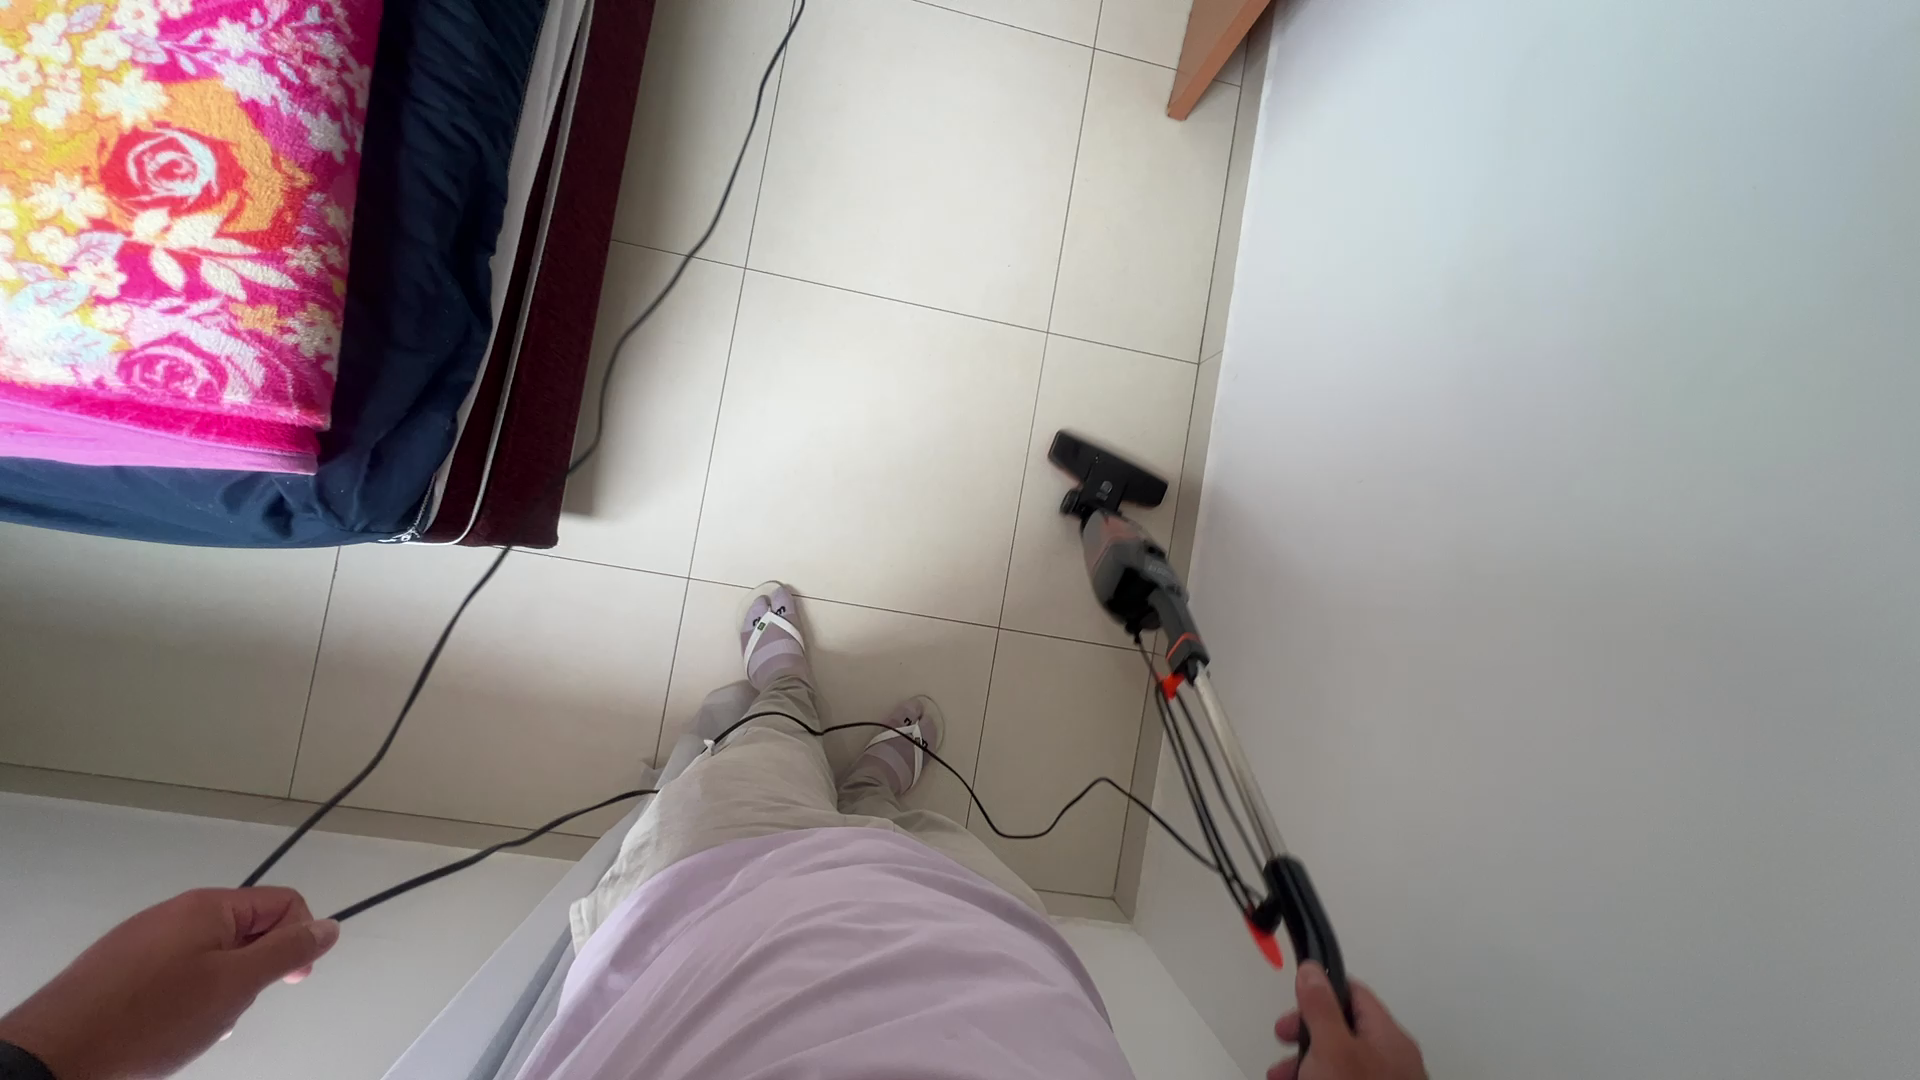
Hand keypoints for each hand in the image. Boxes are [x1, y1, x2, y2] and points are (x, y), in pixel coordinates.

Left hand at [0, 887, 338, 1079]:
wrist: (38, 1066)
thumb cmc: (149, 1019)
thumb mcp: (236, 984)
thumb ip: (290, 950)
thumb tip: (329, 927)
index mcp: (209, 906)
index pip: (284, 905)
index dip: (299, 940)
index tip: (292, 980)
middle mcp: (173, 913)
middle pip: (245, 930)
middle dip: (251, 969)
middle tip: (234, 1007)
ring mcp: (135, 942)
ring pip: (207, 955)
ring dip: (216, 987)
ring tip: (193, 1025)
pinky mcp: (107, 972)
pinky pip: (168, 973)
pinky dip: (179, 998)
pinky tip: (162, 1028)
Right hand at [1268, 962, 1425, 1079]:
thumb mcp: (1330, 1047)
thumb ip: (1319, 1005)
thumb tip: (1312, 968)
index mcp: (1389, 1037)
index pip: (1354, 992)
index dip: (1320, 990)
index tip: (1293, 1002)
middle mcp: (1393, 1060)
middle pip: (1342, 1027)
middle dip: (1305, 1032)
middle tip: (1281, 1040)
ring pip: (1338, 1060)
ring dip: (1305, 1062)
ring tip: (1278, 1076)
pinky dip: (1317, 1079)